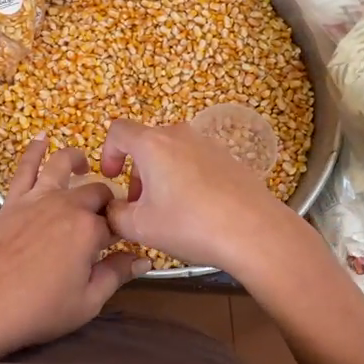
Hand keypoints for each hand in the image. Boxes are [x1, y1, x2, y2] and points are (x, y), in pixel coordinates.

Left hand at [0, 137, 148, 359]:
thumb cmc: (42, 308)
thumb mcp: (89, 300)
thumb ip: (117, 274)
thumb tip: (144, 259)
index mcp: (90, 230)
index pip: (116, 223)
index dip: (123, 230)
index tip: (125, 241)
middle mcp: (67, 205)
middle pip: (95, 192)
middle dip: (106, 200)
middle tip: (106, 216)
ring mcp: (38, 198)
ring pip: (62, 167)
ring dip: (76, 160)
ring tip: (83, 162)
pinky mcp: (14, 200)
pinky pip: (25, 167)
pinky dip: (34, 149)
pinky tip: (42, 138)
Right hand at [101, 118, 296, 273]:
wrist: (255, 232)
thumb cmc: (190, 224)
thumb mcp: (140, 227)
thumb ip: (114, 215)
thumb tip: (112, 209)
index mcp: (152, 144)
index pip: (118, 131)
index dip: (107, 152)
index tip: (112, 178)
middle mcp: (178, 135)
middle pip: (146, 144)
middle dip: (136, 173)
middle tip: (138, 206)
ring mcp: (207, 144)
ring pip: (171, 154)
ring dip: (161, 177)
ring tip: (168, 212)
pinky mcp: (229, 159)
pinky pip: (195, 162)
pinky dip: (186, 179)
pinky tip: (197, 212)